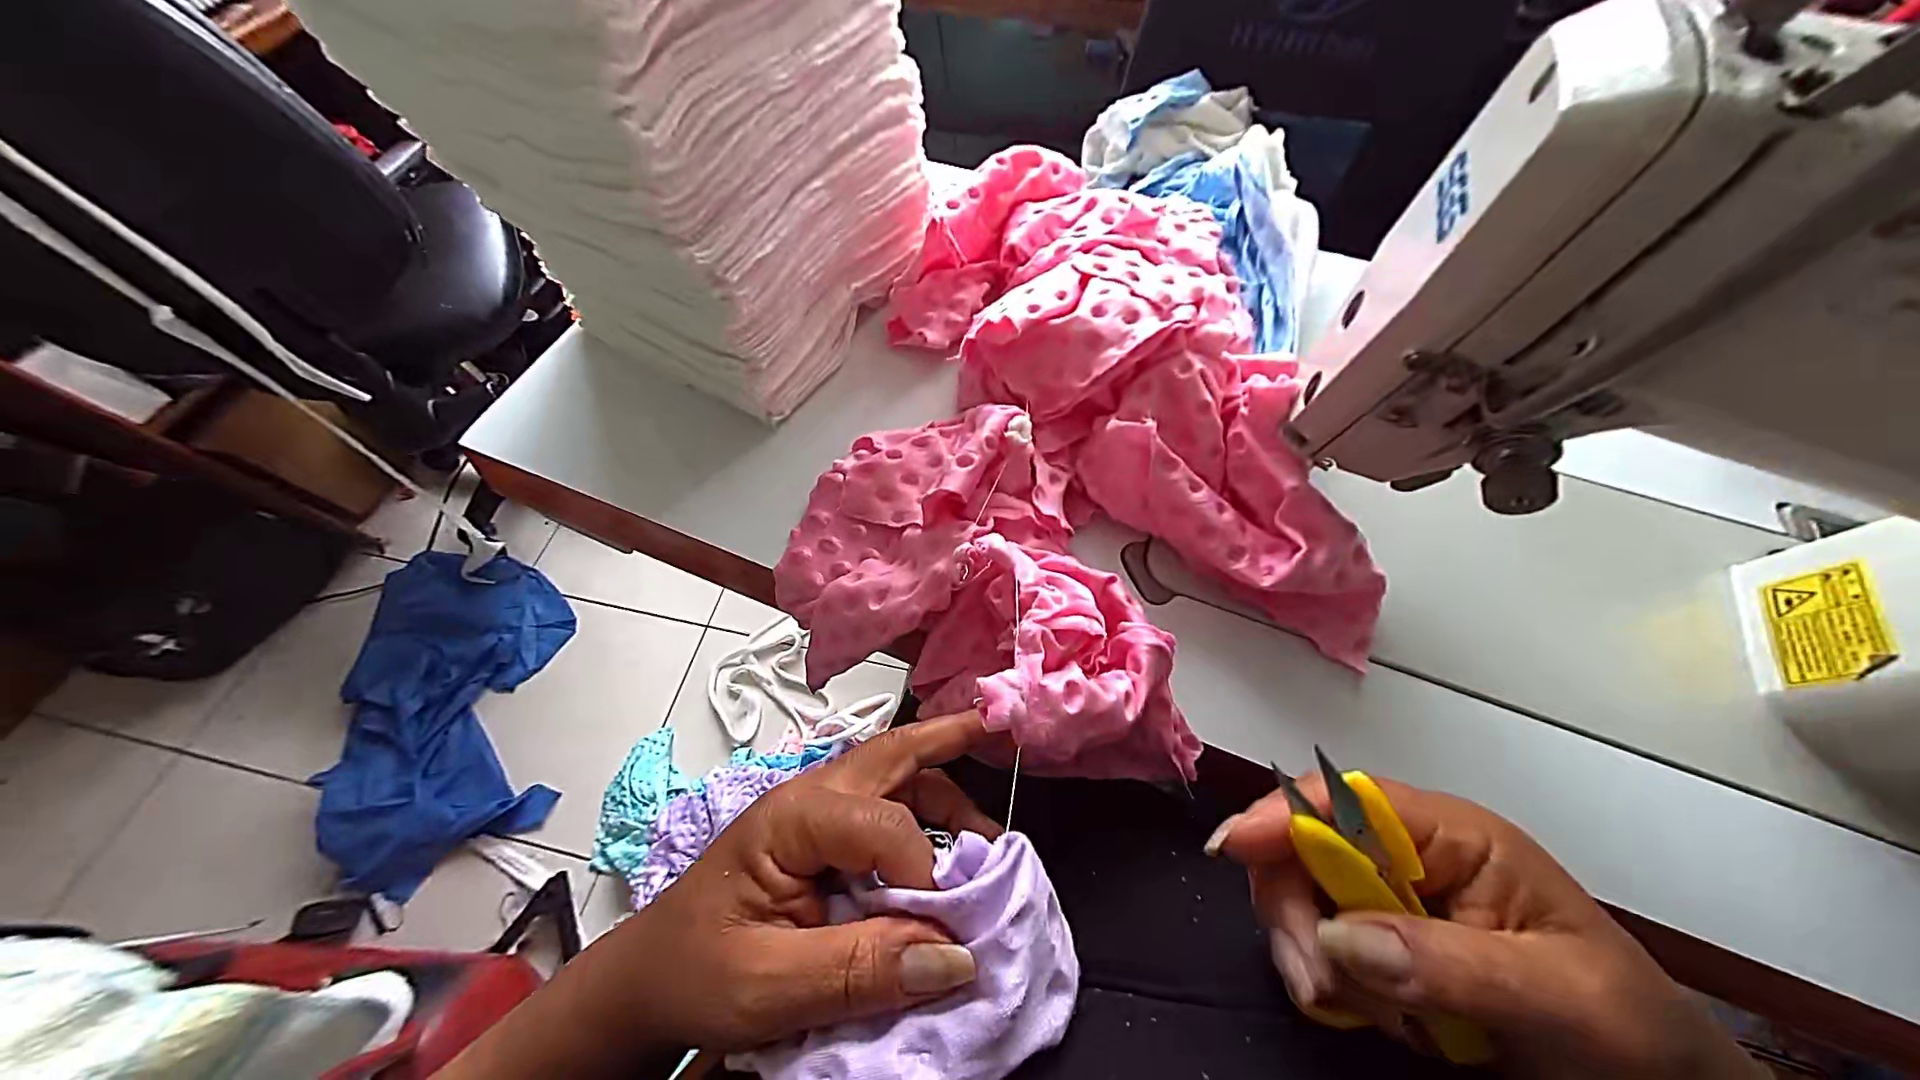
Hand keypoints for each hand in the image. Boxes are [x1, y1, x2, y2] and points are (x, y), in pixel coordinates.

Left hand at [440, 711, 1000, 1078]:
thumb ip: (862, 968)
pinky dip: (925, 819)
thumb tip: (956, 956)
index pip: (883, 826)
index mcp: (793, 818)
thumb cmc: (694, 974)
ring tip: (985, 835)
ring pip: (892, 778)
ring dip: (943, 790)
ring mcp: (816, 814)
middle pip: (891, 756)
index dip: (925, 874)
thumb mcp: (769, 987)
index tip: (946, 933)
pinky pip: (885, 812)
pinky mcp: (821, 839)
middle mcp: (810, 799)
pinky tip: (944, 852)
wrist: (648, 980)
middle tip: (996, 733)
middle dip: (946, 741)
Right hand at [1211, 774, 1763, 1079]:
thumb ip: (1452, 963)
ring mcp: (1386, 895)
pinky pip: (1315, 940)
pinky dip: (1321, 976)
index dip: (1284, 812)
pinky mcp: (1375, 937)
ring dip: (1306, 950)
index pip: (1347, 798)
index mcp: (1452, 836)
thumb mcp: (1562, 1001)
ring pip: (1298, 892)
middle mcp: (1406, 853)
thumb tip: (1336, 936)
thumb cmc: (1631, 1034)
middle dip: (1291, 906)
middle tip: (1313, 983)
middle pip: (1304, 846)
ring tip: (1344, 1009)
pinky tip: (1358, 1009)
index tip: (1234, 850)